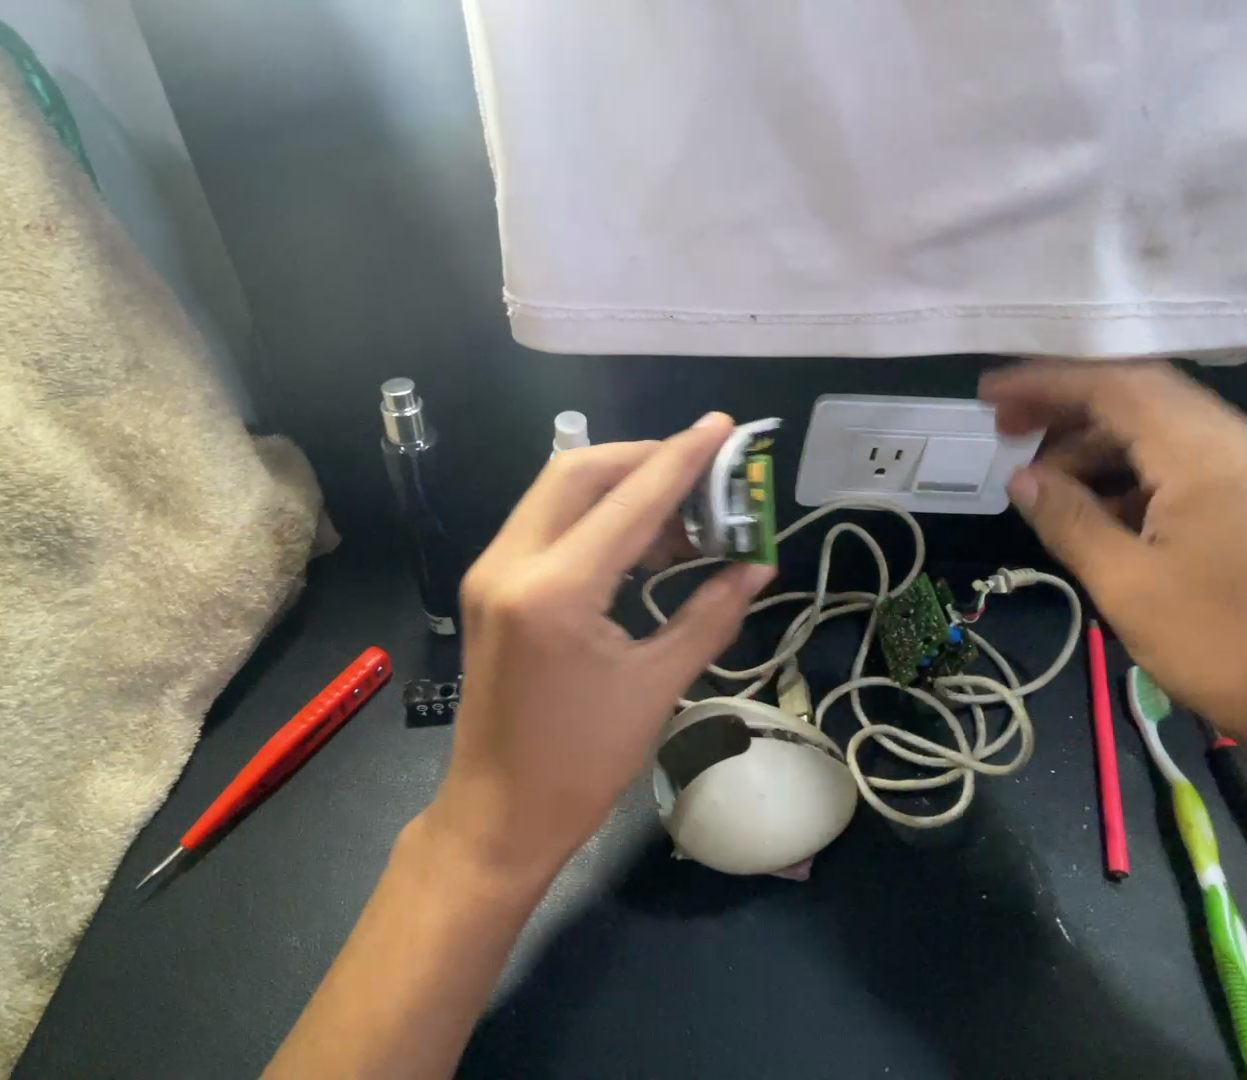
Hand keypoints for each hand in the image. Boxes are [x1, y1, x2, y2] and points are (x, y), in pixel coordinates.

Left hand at [421, 415, 776, 885]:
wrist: (498, 814)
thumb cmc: (582, 764)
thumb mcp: (656, 686)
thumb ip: (710, 614)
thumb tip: (757, 566)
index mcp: (555, 590)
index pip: (630, 500)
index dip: (683, 459)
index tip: (721, 425)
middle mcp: (511, 564)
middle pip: (579, 472)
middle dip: (646, 461)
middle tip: (703, 477)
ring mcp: (491, 573)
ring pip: (558, 493)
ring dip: (621, 491)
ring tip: (684, 521)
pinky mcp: (490, 587)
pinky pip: (546, 526)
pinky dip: (595, 520)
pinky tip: (641, 546)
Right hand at [980, 362, 1246, 769]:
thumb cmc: (1226, 646)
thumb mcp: (1126, 585)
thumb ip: (1068, 519)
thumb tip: (1021, 478)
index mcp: (1207, 454)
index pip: (1116, 387)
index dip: (1045, 382)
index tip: (986, 395)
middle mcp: (1237, 444)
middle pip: (1139, 396)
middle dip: (1065, 406)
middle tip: (1003, 430)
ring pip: (1159, 430)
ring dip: (1094, 444)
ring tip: (1040, 483)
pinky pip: (1179, 464)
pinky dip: (1126, 472)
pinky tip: (1091, 507)